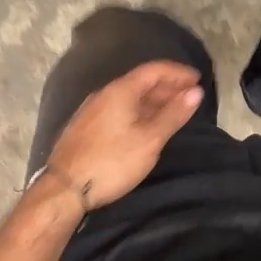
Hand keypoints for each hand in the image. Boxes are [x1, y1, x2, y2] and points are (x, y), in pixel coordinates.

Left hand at [43, 61, 203, 208]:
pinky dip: (138, 111)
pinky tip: (145, 126)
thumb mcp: (150, 139)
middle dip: (168, 87)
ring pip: (129, 97)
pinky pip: (119, 109)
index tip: (198, 79)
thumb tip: (196, 92)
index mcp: (121, 91)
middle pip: (141, 82)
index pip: (155, 70)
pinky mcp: (86, 128)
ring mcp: (92, 111)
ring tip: (172, 111)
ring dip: (153, 101)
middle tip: (189, 96)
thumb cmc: (111, 161)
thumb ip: (174, 114)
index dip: (178, 72)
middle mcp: (105, 94)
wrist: (63, 191)